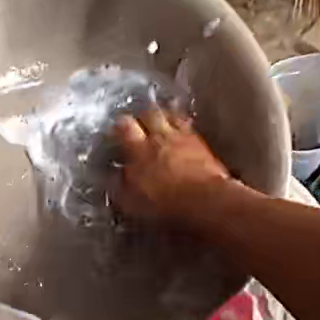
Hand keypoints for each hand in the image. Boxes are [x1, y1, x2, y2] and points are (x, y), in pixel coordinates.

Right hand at [113, 108, 235, 222]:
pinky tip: (184, 133)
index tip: (117, 130)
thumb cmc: (165, 205)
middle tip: (141, 122)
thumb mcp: (133, 203)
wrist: (205, 201)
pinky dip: (184, 127)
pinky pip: (189, 127)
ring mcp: (183, 138)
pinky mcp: (202, 144)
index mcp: (138, 150)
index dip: (119, 127)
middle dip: (143, 116)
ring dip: (165, 116)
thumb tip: (113, 178)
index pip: (123, 127)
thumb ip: (121, 188)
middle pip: (149, 114)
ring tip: (162, 121)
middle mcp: (159, 137)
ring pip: (171, 116)